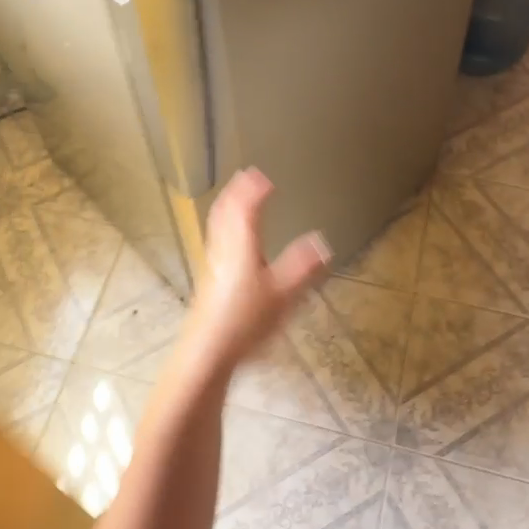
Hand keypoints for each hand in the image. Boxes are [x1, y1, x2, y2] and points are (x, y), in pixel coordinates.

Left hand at [177, 168, 331, 377]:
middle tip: (245, 179)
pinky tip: (228, 243)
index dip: (253, 191)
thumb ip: (302, 268)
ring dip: (227, 208)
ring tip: (234, 200)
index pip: (246, 210)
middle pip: (225, 213)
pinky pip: (215, 242)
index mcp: (243, 247)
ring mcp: (213, 266)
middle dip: (236, 193)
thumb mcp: (283, 296)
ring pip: (217, 228)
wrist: (207, 351)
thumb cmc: (245, 321)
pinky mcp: (208, 282)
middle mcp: (224, 250)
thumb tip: (322, 242)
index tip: (261, 176)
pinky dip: (223, 228)